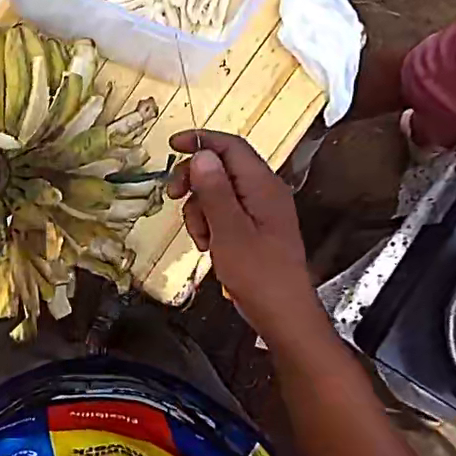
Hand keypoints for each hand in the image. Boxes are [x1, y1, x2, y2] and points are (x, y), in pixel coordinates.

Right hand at [166, 131, 324, 345]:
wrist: (283, 314)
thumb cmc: (258, 275)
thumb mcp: (229, 231)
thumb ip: (215, 191)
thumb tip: (202, 155)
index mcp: (263, 186)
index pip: (231, 146)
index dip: (201, 140)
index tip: (171, 145)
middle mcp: (264, 191)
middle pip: (221, 167)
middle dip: (194, 180)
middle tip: (174, 197)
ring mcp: (260, 210)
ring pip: (218, 192)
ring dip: (200, 209)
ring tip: (202, 238)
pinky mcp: (254, 228)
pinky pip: (224, 213)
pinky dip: (209, 224)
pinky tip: (209, 246)